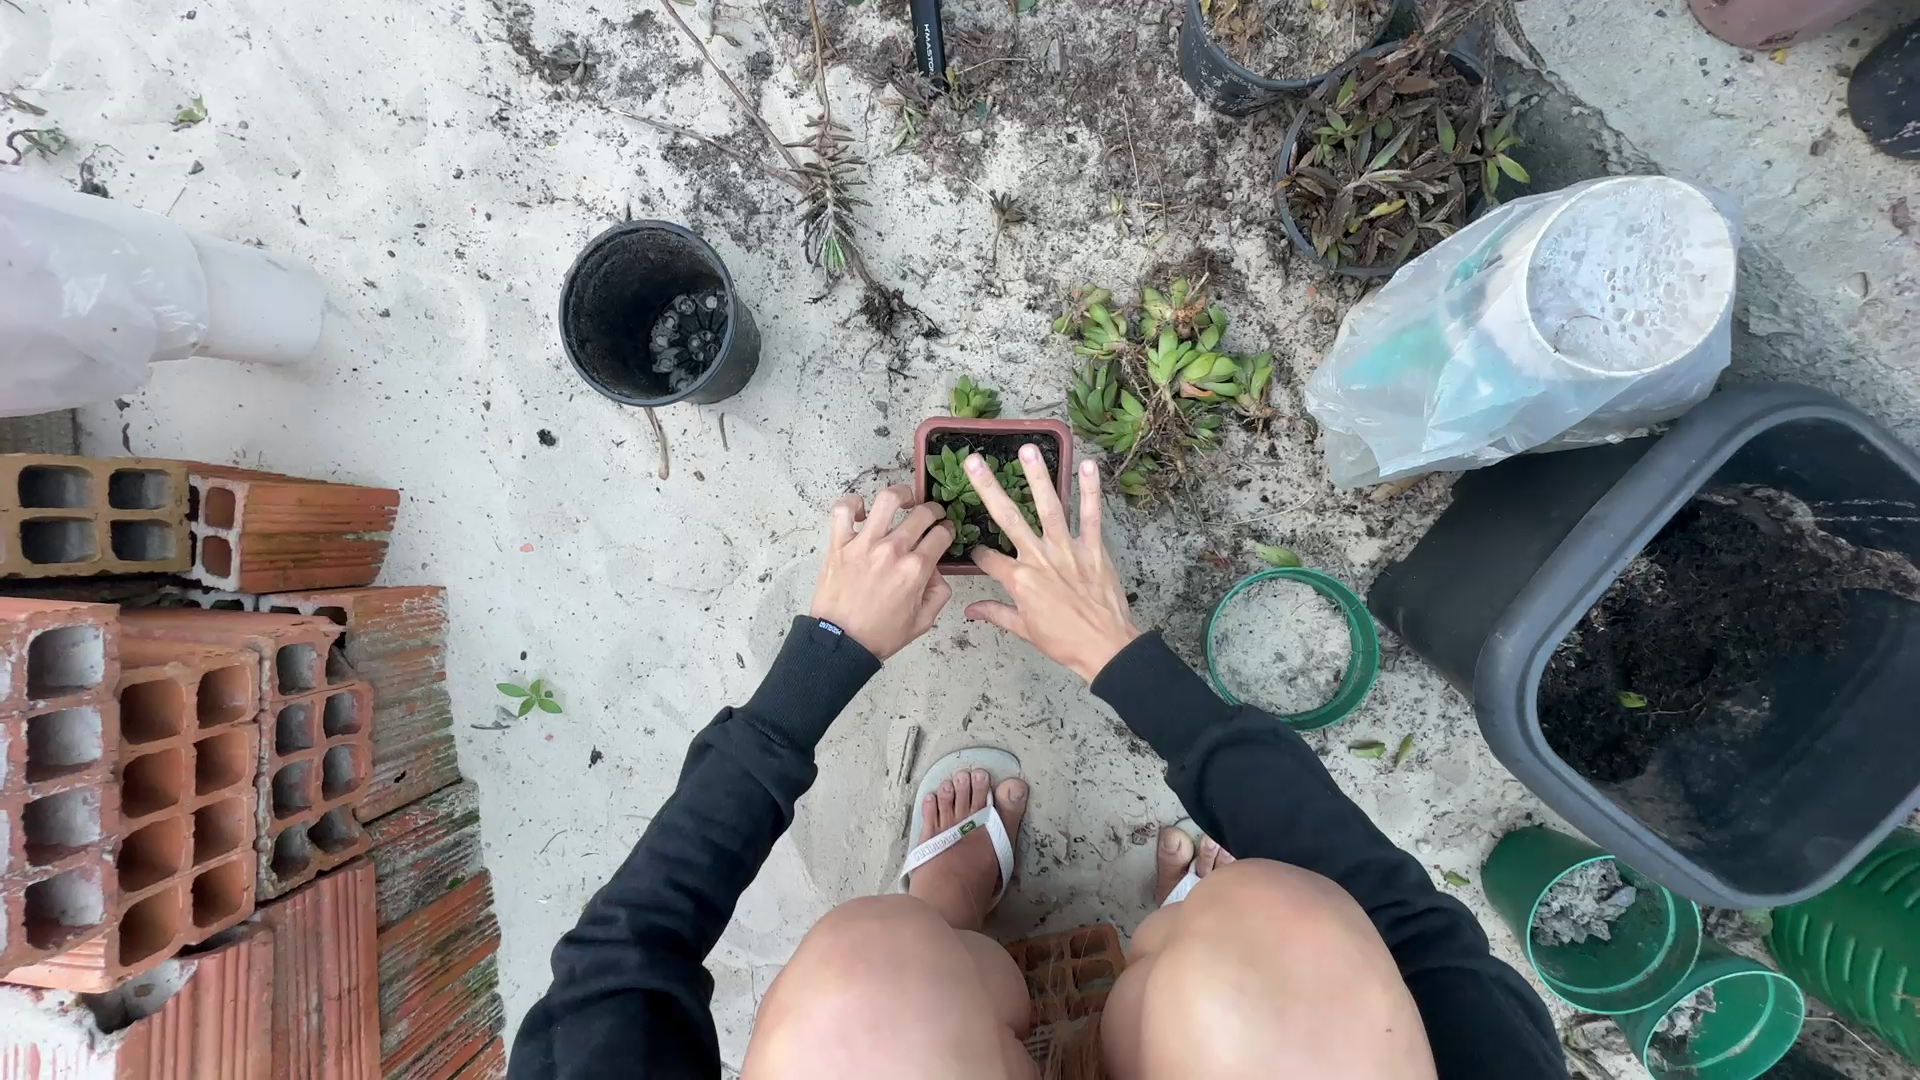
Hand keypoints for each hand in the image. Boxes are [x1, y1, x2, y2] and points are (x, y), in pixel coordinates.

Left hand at [808, 484, 954, 659]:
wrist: (841, 643)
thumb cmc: (880, 635)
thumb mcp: (923, 621)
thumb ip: (939, 593)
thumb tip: (937, 571)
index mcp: (916, 569)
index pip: (941, 535)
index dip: (948, 529)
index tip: (946, 531)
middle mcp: (892, 550)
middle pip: (922, 514)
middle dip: (933, 510)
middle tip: (932, 515)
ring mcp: (864, 544)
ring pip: (887, 500)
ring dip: (901, 494)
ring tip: (904, 499)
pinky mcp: (839, 544)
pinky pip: (843, 510)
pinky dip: (852, 504)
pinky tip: (861, 510)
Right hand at [963, 447, 1140, 681]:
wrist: (1105, 648)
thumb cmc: (1063, 641)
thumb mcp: (1024, 630)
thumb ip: (996, 613)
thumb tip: (970, 611)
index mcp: (1019, 580)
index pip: (988, 559)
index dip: (978, 555)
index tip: (977, 553)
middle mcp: (1039, 558)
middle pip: (1008, 518)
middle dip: (988, 488)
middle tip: (974, 462)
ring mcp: (1067, 550)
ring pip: (1050, 507)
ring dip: (1038, 476)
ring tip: (1027, 449)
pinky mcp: (1094, 548)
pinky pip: (1092, 515)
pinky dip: (1091, 490)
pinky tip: (1087, 465)